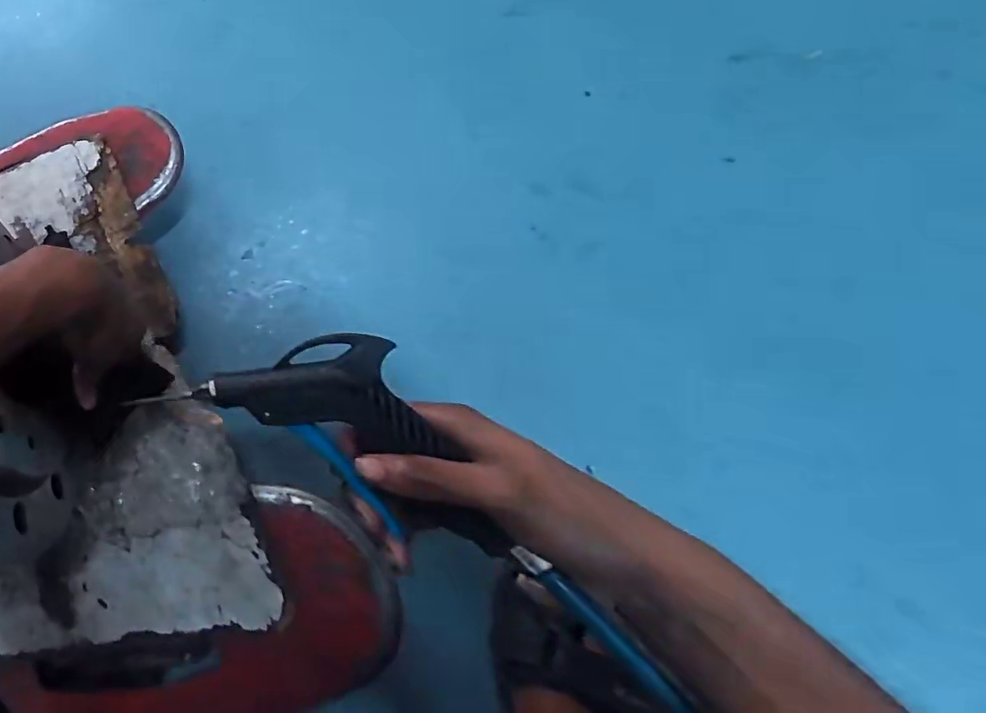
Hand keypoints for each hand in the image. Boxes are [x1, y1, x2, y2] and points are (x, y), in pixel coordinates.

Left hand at [24, 246, 145, 408]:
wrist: (70, 282)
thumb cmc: (89, 329)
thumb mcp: (91, 361)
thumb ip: (90, 380)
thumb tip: (88, 404)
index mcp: (132, 318)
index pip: (133, 335)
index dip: (120, 348)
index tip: (108, 357)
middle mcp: (119, 291)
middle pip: (113, 307)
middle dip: (101, 318)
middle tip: (83, 333)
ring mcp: (94, 268)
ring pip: (90, 286)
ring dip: (79, 297)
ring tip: (61, 313)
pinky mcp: (66, 254)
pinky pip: (63, 273)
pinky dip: (55, 284)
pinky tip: (42, 294)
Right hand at [348, 403, 668, 592]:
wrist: (634, 566)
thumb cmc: (565, 511)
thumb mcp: (495, 488)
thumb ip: (427, 475)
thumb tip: (360, 463)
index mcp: (450, 422)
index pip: (382, 419)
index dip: (358, 445)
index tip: (351, 483)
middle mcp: (445, 443)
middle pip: (384, 457)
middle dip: (372, 493)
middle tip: (376, 532)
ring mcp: (454, 476)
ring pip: (398, 488)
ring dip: (388, 519)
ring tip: (395, 556)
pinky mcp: (464, 507)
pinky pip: (419, 512)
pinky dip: (407, 532)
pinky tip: (406, 557)